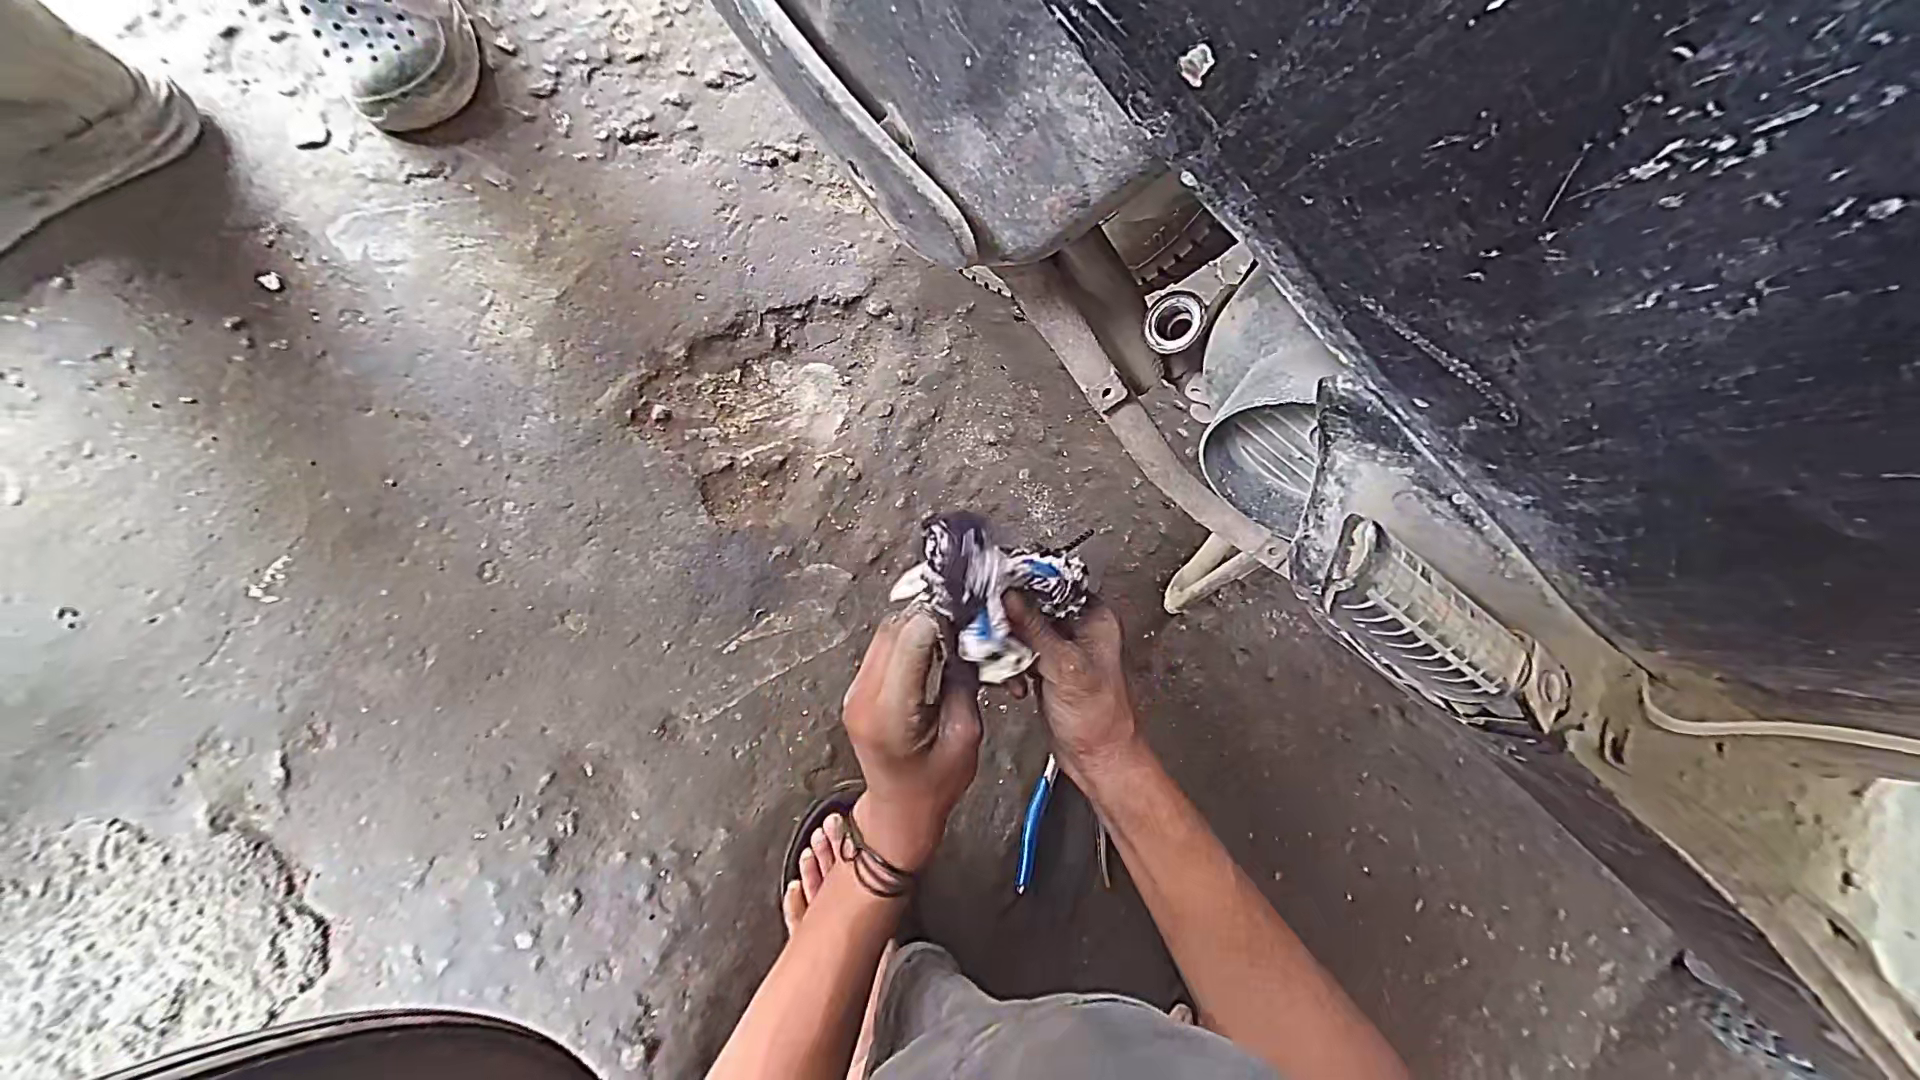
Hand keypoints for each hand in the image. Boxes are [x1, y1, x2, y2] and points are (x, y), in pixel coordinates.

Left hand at [841, 610, 981, 872]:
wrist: (899, 810)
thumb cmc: (933, 786)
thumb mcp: (965, 735)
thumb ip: (963, 683)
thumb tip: (964, 641)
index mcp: (890, 714)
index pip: (910, 641)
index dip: (940, 623)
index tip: (963, 621)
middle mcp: (864, 699)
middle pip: (894, 630)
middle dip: (929, 619)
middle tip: (959, 625)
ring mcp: (855, 694)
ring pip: (885, 634)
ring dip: (916, 627)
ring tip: (946, 637)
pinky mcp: (857, 691)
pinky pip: (880, 649)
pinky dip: (906, 641)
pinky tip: (928, 649)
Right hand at [1004, 591, 1141, 783]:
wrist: (1096, 758)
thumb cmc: (1100, 718)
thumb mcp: (1064, 666)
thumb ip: (1035, 629)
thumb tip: (1011, 598)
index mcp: (1094, 618)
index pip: (1053, 586)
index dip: (1025, 587)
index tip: (998, 589)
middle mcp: (1077, 630)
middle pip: (1032, 608)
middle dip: (1011, 624)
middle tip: (998, 635)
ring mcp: (1059, 650)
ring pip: (1021, 632)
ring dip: (1009, 649)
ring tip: (1011, 668)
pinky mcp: (1044, 668)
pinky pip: (1018, 655)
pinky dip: (1011, 667)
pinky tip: (1015, 683)